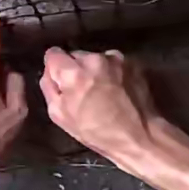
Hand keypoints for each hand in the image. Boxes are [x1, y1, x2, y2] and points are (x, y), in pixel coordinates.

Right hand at [40, 47, 163, 166]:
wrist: (139, 136)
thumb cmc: (97, 132)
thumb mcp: (60, 116)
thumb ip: (49, 88)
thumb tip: (50, 73)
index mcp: (73, 72)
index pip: (52, 53)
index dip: (54, 68)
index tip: (61, 81)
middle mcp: (94, 59)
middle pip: (75, 56)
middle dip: (76, 70)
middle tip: (83, 92)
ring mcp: (116, 59)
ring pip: (95, 58)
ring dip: (95, 70)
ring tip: (103, 93)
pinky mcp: (132, 62)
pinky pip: (113, 63)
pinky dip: (112, 72)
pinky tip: (117, 90)